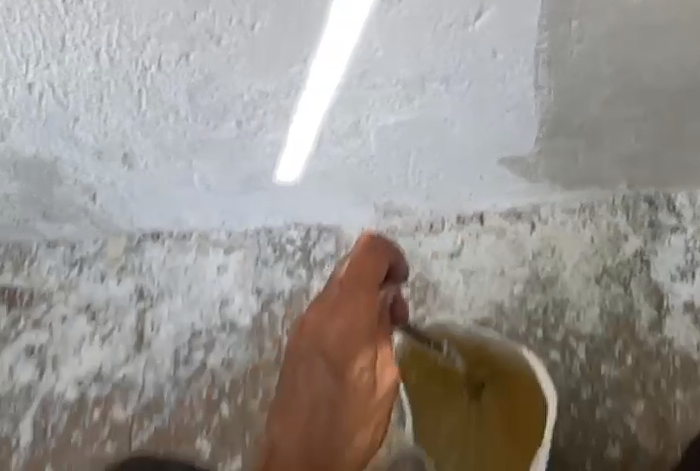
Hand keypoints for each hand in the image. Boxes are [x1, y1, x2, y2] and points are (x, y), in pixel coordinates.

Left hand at [258, 232, 409, 470]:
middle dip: (380, 276)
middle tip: (396, 314)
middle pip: (353, 262)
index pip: (369, 251)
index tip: (403, 283)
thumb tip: (385, 300)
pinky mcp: (297, 337)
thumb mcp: (384, 381)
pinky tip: (359, 344)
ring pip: (340, 283)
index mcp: (347, 313)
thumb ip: (384, 330)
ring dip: (365, 294)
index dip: (393, 255)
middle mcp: (321, 307)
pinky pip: (328, 305)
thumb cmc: (348, 426)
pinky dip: (349, 309)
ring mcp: (305, 321)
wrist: (296, 462)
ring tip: (381, 332)